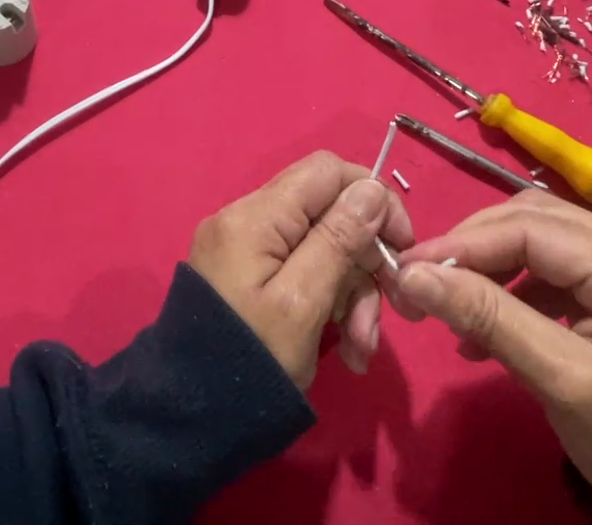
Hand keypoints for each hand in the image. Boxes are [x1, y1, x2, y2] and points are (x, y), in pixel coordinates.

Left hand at [189, 152, 413, 387]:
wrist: (189, 418)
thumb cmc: (251, 361)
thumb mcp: (304, 303)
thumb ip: (338, 241)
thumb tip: (372, 188)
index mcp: (256, 217)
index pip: (326, 172)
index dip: (373, 199)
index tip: (402, 247)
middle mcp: (247, 220)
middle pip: (328, 215)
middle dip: (365, 264)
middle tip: (395, 314)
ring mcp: (245, 250)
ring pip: (321, 250)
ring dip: (352, 296)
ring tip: (361, 351)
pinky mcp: (247, 277)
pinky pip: (300, 274)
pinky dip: (327, 305)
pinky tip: (346, 350)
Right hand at [387, 190, 591, 504]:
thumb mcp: (564, 384)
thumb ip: (489, 319)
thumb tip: (411, 275)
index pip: (539, 231)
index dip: (467, 243)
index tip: (409, 266)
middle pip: (540, 221)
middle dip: (474, 246)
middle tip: (422, 279)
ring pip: (545, 238)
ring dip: (492, 263)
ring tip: (451, 302)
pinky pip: (558, 268)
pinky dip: (515, 286)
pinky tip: (489, 325)